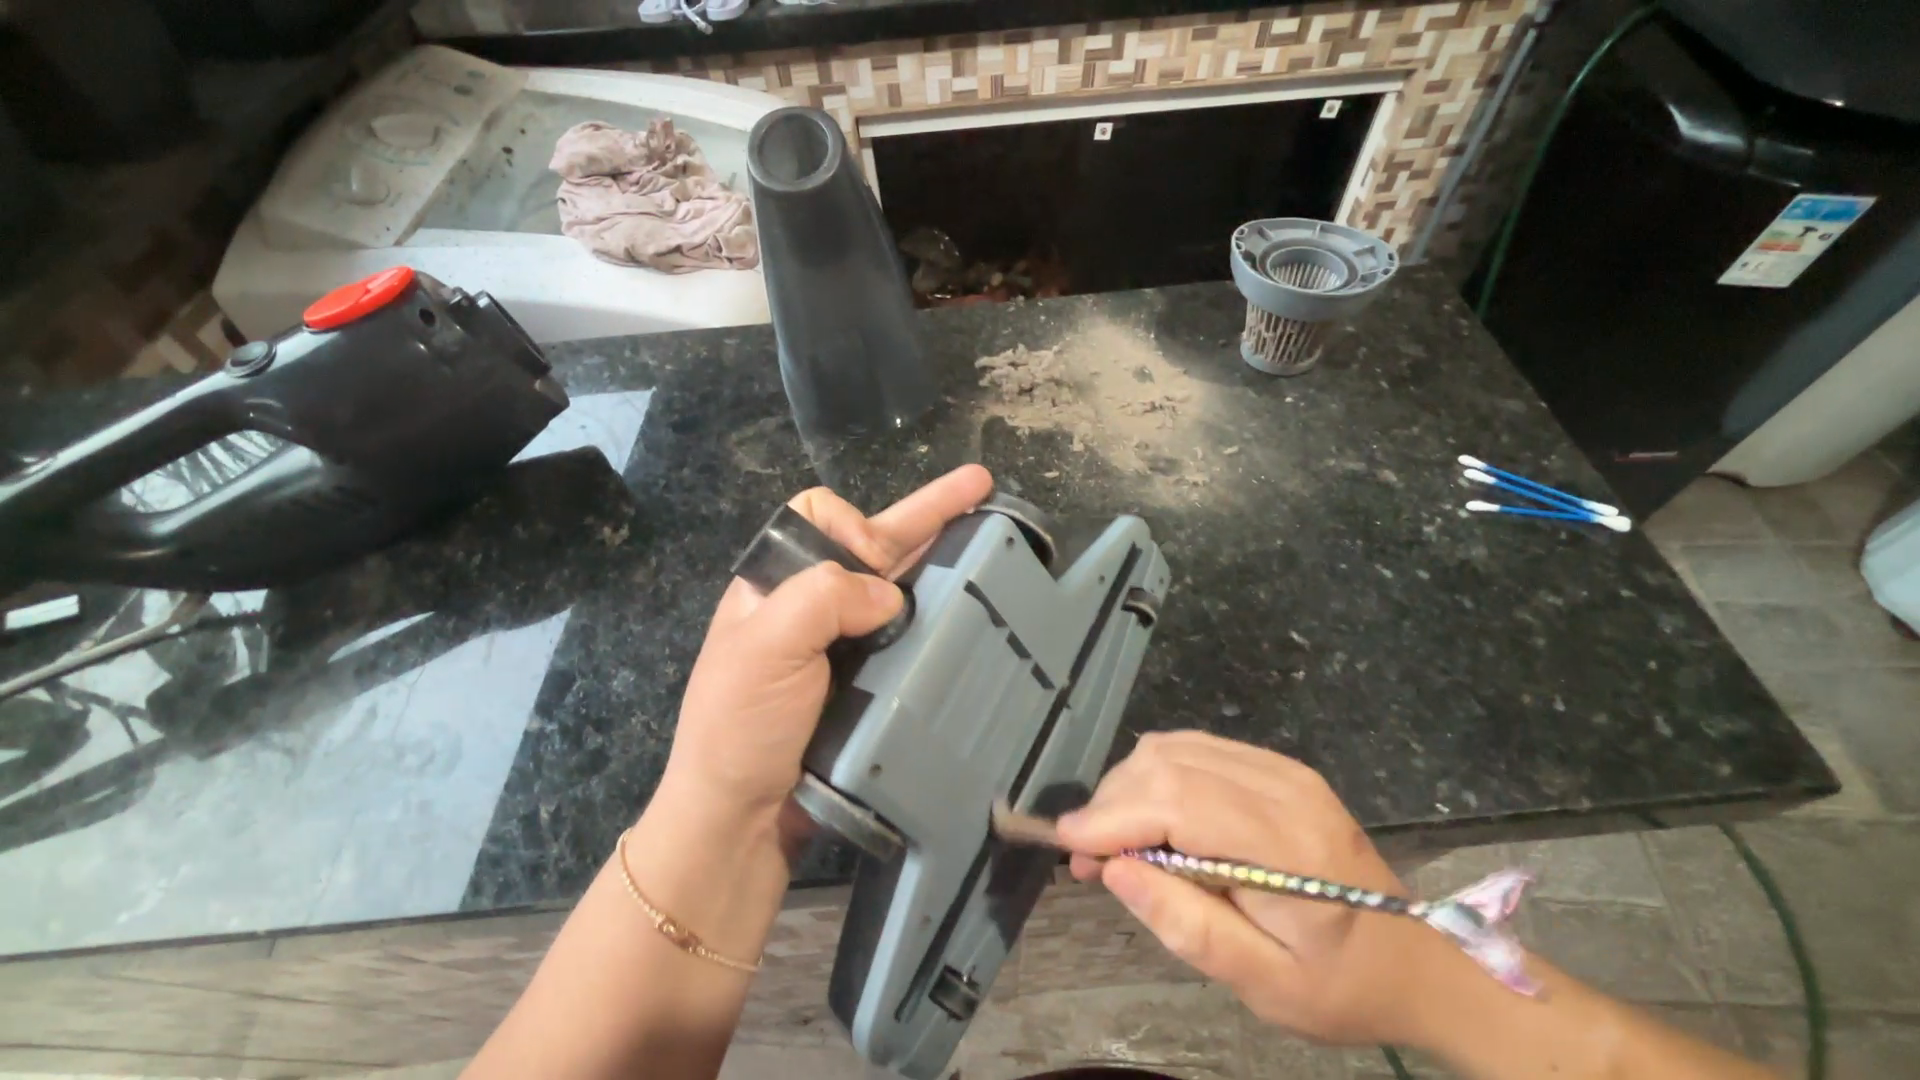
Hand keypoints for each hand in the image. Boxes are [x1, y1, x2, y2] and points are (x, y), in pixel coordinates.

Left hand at [655, 465, 995, 844]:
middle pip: (873, 541)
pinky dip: (941, 616)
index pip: (818, 518)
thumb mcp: (765, 646)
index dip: (852, 526)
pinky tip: (975, 610)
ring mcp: (844, 645)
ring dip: (943, 556)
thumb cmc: (741, 725)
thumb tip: (889, 598)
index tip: (871, 562)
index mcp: (776, 585)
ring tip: (995, 538)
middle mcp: (812, 606)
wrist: (743, 817)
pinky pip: (912, 636)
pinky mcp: (870, 682)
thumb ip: (824, 599)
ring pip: (901, 584)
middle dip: (928, 511)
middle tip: (980, 484)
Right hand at [1057, 732, 1465, 1048]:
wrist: (1419, 962)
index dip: (1112, 816)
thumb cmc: (1341, 987)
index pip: (1178, 803)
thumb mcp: (1265, 985)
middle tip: (1088, 858)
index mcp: (1287, 847)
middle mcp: (1284, 789)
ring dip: (1129, 787)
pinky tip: (1151, 816)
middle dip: (1112, 803)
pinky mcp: (1280, 768)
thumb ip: (1187, 926)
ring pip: (1175, 748)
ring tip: (1115, 841)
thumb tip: (1114, 869)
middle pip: (1168, 765)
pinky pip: (1196, 748)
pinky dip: (1157, 775)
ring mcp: (1284, 770)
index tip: (1068, 846)